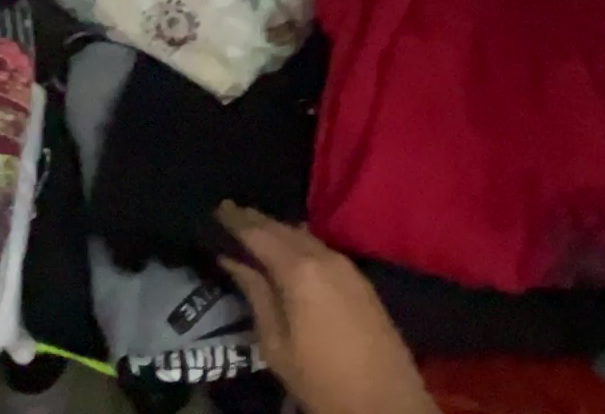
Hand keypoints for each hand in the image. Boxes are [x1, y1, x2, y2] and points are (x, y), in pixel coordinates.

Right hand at [216, 202, 437, 413]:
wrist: (389, 406)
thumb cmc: (323, 381)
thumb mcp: (277, 346)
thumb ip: (256, 295)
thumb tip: (233, 259)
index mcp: (299, 271)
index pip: (258, 233)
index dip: (235, 221)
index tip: (216, 210)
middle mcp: (323, 257)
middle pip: (282, 228)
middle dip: (254, 219)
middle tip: (229, 212)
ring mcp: (346, 265)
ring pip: (303, 236)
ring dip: (277, 229)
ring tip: (254, 227)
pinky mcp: (359, 279)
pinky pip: (320, 247)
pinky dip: (298, 241)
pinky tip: (289, 246)